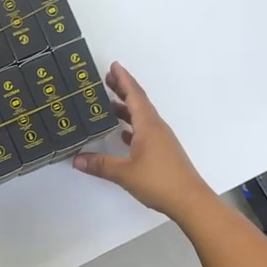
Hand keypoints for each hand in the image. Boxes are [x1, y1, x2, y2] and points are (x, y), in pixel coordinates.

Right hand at [72, 62, 214, 219]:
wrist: (189, 200)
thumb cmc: (159, 181)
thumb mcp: (125, 173)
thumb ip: (100, 165)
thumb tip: (77, 159)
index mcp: (148, 126)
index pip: (134, 96)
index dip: (123, 80)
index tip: (113, 66)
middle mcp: (156, 128)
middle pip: (138, 102)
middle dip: (123, 89)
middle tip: (107, 79)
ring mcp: (161, 140)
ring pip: (141, 117)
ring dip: (126, 109)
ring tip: (109, 105)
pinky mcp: (163, 151)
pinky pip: (144, 131)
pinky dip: (132, 127)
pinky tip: (123, 135)